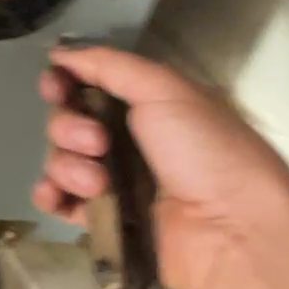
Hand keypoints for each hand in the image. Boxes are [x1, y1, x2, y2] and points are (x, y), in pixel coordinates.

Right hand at [32, 45, 288, 288]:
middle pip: (69, 121)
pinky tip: (55, 198)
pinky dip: (52, 196)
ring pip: (62, 160)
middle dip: (68, 126)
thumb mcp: (166, 90)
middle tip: (96, 142)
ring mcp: (117, 184)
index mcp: (147, 106)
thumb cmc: (206, 153)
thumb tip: (60, 52)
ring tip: (97, 181)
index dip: (64, 83)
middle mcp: (129, 141)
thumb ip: (109, 65)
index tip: (56, 88)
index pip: (88, 85)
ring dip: (67, 165)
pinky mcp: (108, 224)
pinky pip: (62, 202)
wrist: (236, 237)